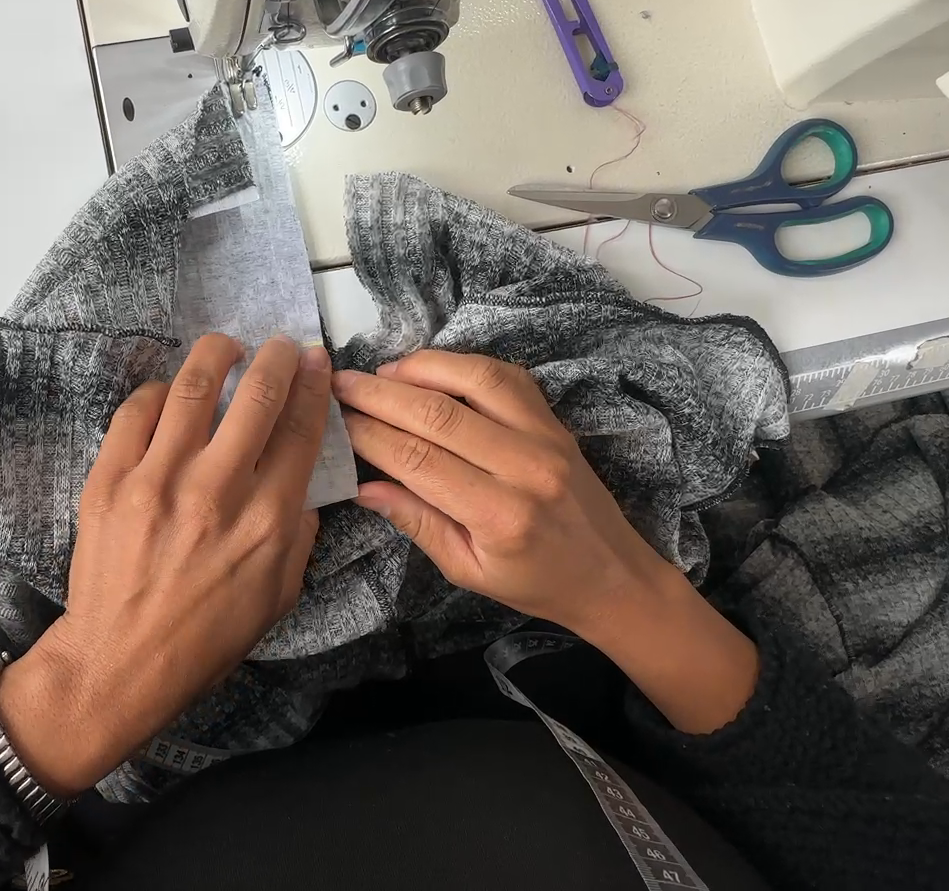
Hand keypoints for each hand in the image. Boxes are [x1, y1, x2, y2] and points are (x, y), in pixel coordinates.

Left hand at [0, 333, 331, 792]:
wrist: (119, 663)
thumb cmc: (208, 636)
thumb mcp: (280, 594)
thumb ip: (300, 530)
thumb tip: (302, 476)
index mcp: (266, 520)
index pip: (300, 430)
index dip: (313, 385)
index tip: (315, 360)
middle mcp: (216, 490)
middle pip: (256, 397)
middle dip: (276, 358)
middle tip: (279, 346)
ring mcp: (157, 481)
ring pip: (192, 388)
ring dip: (216, 354)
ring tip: (227, 347)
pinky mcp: (109, 480)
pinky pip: (136, 411)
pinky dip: (159, 391)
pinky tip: (171, 392)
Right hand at [335, 350, 757, 732]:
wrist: (613, 576)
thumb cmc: (535, 584)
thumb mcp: (467, 571)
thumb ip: (417, 522)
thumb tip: (363, 486)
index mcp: (497, 514)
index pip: (416, 459)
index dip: (369, 433)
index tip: (335, 419)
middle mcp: (523, 466)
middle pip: (437, 414)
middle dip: (379, 394)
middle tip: (340, 383)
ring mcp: (544, 435)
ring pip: (473, 380)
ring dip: (419, 368)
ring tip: (380, 372)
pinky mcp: (554, 419)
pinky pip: (504, 376)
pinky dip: (462, 364)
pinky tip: (430, 368)